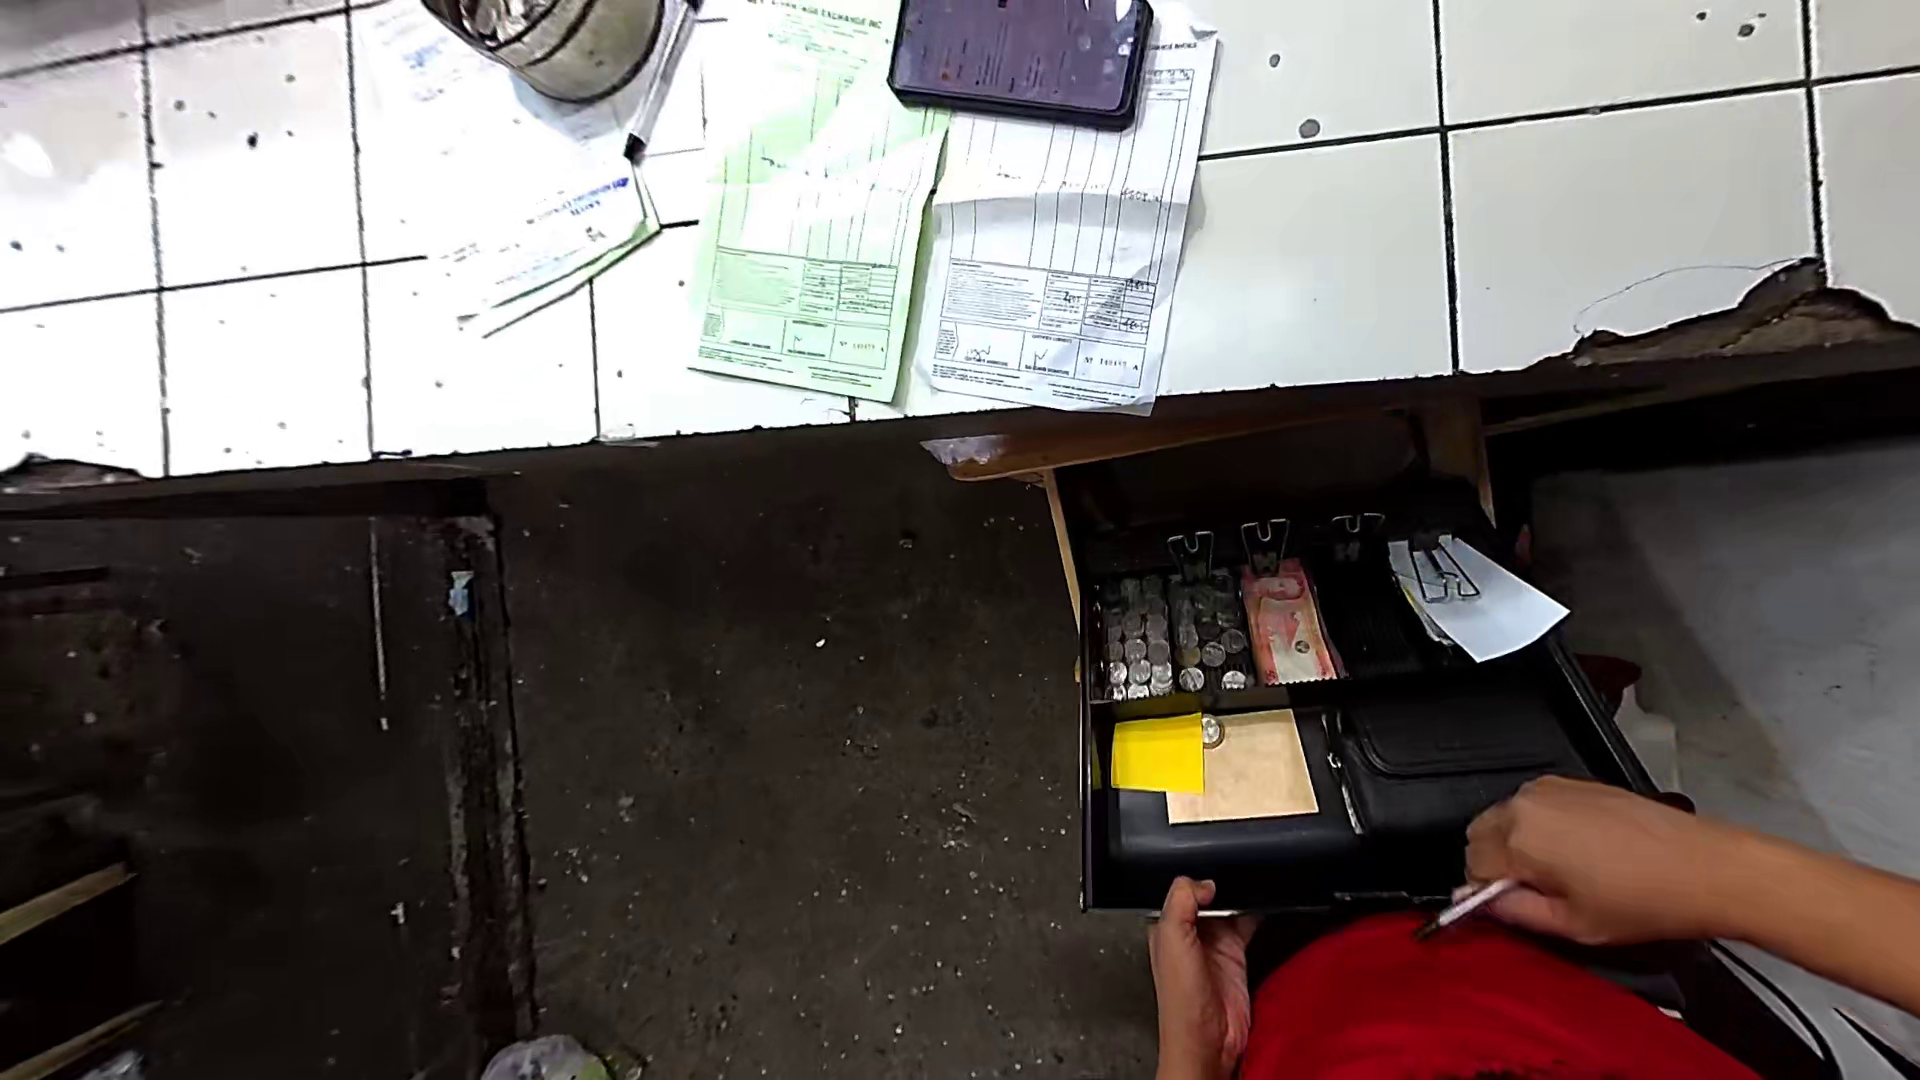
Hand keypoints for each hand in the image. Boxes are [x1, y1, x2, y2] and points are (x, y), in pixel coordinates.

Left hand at [1148, 877, 1258, 1079]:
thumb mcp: (1171, 936)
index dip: (1195, 877)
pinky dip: (1255, 913)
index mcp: (1166, 922)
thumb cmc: (1180, 996)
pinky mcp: (1235, 956)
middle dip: (1219, 884)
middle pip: (1206, 895)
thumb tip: (1205, 882)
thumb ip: (1182, 901)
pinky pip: (1247, 925)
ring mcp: (1213, 943)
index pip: (1180, 888)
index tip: (1211, 864)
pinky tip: (1261, 901)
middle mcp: (1189, 930)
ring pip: (1227, 907)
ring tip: (1250, 880)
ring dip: (1238, 895)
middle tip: (1236, 870)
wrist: (1209, 1041)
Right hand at [1465, 776, 1767, 945]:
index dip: (1489, 888)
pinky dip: (1538, 821)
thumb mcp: (1580, 926)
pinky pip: (1528, 802)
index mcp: (1516, 841)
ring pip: (1501, 817)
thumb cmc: (1655, 900)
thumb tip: (1481, 902)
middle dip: (1496, 859)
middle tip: (1539, 886)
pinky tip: (1580, 843)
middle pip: (1477, 834)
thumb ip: (1517, 914)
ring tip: (1566, 864)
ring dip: (1515, 839)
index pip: (1472, 864)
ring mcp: (1539, 790)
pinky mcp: (1561, 781)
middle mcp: (1518, 807)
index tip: (1514, 901)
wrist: (1714, 869)